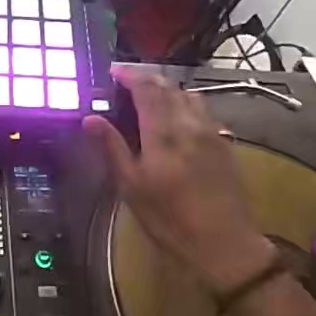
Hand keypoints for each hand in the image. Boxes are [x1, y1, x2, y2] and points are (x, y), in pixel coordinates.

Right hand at [84, 66, 276, 295]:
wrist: (223, 243)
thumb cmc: (168, 218)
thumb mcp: (130, 185)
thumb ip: (112, 147)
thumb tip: (90, 119)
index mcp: (164, 133)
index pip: (147, 89)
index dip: (130, 76)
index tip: (113, 72)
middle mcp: (191, 125)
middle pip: (170, 87)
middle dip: (147, 80)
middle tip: (125, 84)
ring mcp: (213, 133)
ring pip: (190, 96)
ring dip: (168, 90)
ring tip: (149, 99)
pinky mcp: (225, 145)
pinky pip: (204, 112)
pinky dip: (185, 105)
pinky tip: (176, 121)